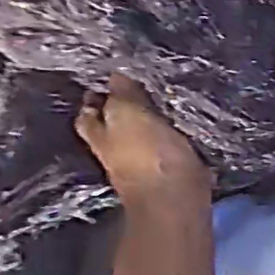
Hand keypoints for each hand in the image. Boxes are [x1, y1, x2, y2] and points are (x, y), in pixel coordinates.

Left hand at [75, 74, 209, 203]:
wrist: (175, 199)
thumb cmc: (147, 155)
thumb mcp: (128, 114)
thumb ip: (121, 94)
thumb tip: (116, 74)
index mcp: (101, 134)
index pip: (90, 111)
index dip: (98, 95)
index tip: (115, 77)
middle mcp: (116, 150)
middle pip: (115, 124)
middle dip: (124, 109)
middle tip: (143, 87)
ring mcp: (144, 163)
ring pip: (142, 135)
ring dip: (150, 121)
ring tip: (166, 100)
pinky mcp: (171, 171)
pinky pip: (167, 147)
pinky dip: (172, 136)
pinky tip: (184, 124)